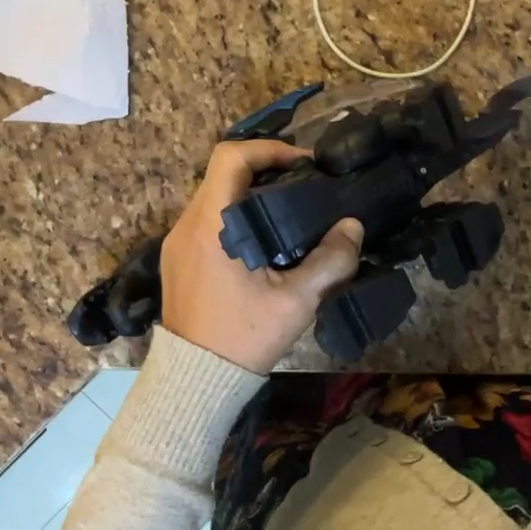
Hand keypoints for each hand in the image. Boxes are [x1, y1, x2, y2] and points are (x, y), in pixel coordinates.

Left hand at [160, 141, 365, 372]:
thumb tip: (353, 227)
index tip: (302, 164)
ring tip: (290, 215)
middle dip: (265, 172)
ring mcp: (178, 243)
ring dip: (250, 197)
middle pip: (223, 174)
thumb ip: (330, 260)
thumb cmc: (244, 336)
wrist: (196, 380)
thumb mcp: (297, 301)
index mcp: (211, 225)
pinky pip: (207, 223)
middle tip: (305, 187)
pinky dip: (235, 219)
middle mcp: (187, 225)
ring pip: (214, 198)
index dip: (268, 149)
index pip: (231, 157)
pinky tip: (264, 244)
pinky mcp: (177, 261)